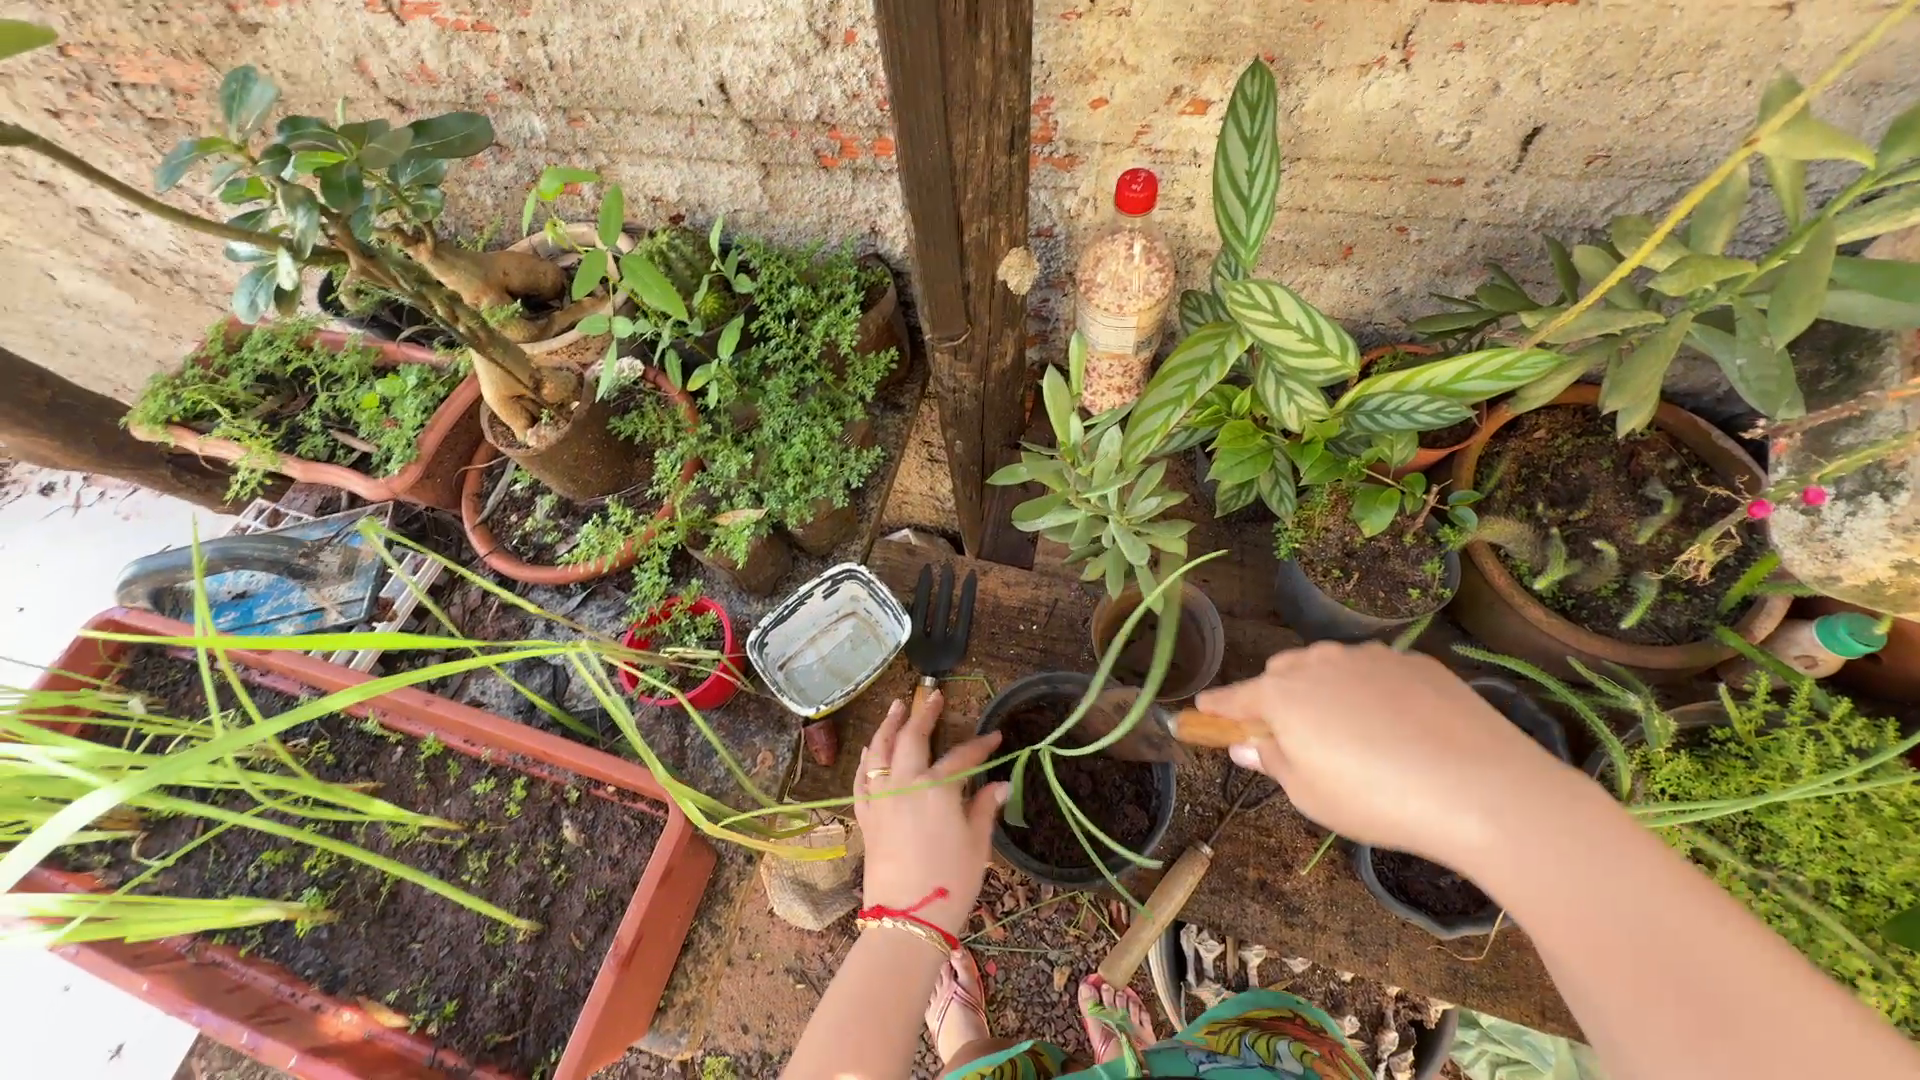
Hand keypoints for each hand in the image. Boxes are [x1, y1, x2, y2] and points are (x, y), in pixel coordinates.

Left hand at [854, 690, 1009, 937]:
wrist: (906, 921)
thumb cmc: (950, 882)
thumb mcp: (977, 844)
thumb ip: (985, 808)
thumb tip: (1001, 785)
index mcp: (936, 788)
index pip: (962, 757)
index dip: (981, 745)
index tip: (995, 736)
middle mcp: (904, 784)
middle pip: (912, 738)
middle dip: (924, 714)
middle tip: (933, 696)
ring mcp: (880, 799)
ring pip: (879, 750)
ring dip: (888, 725)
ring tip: (896, 706)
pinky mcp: (865, 817)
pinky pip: (862, 779)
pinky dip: (867, 759)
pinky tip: (870, 750)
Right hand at [1196, 642, 1581, 867]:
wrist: (1484, 790)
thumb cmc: (1377, 800)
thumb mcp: (1309, 795)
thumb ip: (1272, 762)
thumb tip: (1248, 746)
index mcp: (1282, 694)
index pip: (1233, 697)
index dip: (1216, 708)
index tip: (1202, 712)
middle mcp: (1320, 662)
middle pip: (1281, 672)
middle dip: (1276, 696)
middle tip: (1294, 737)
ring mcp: (1372, 657)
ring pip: (1330, 665)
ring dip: (1324, 689)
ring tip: (1352, 733)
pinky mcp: (1418, 662)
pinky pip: (1376, 671)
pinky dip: (1372, 691)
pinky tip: (1400, 728)